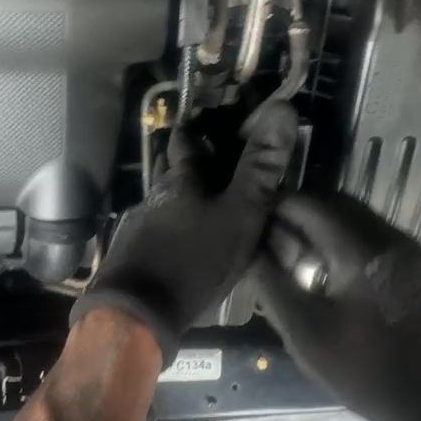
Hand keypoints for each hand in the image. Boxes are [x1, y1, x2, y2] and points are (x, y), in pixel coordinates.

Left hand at [72, 101, 297, 362]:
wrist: (139, 312)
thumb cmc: (194, 259)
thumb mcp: (240, 214)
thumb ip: (261, 168)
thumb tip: (284, 107)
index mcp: (181, 178)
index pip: (186, 139)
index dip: (199, 128)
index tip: (213, 124)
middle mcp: (156, 194)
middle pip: (173, 169)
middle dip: (192, 164)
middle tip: (218, 165)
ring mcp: (142, 225)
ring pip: (165, 199)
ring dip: (183, 196)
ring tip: (208, 202)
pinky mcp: (136, 253)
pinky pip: (160, 228)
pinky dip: (175, 226)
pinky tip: (189, 240)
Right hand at [250, 192, 420, 420]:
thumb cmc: (362, 371)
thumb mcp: (304, 333)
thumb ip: (271, 284)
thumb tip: (248, 248)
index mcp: (359, 252)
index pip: (309, 204)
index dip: (276, 208)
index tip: (254, 226)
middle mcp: (388, 237)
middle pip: (334, 203)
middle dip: (299, 215)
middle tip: (273, 242)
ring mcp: (408, 248)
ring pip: (355, 216)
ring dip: (323, 226)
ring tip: (298, 257)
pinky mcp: (417, 262)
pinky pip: (372, 234)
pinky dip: (345, 239)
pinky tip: (330, 270)